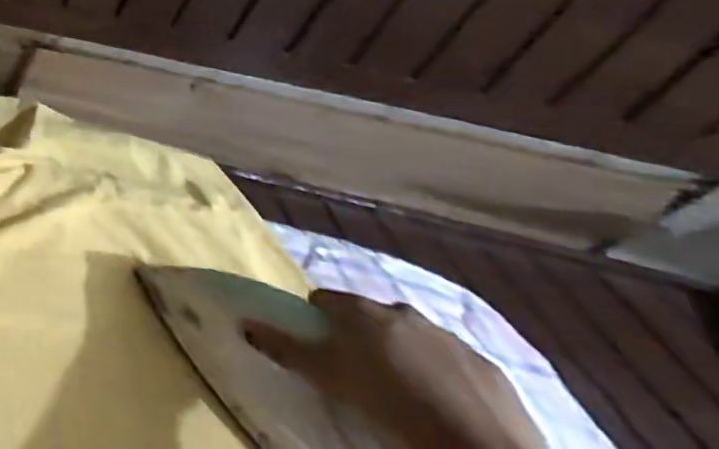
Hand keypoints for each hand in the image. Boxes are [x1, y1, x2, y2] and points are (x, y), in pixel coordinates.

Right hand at [245, 290, 543, 448]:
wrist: (480, 448)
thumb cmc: (389, 403)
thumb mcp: (328, 377)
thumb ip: (284, 347)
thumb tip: (243, 322)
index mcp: (361, 309)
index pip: (324, 299)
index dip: (317, 320)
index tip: (321, 347)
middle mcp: (402, 311)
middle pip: (369, 315)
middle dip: (362, 336)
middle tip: (359, 371)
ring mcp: (451, 337)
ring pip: (413, 336)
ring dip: (404, 352)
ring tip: (404, 390)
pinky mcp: (489, 367)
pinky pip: (454, 361)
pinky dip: (443, 373)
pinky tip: (444, 402)